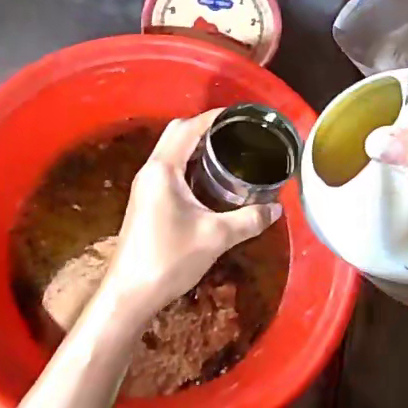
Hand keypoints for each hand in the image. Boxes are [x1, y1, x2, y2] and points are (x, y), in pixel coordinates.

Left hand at [100, 110, 282, 315]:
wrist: (131, 292)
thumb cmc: (170, 259)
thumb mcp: (217, 237)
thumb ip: (249, 219)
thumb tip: (276, 209)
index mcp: (163, 170)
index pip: (188, 128)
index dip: (214, 117)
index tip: (239, 116)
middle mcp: (150, 172)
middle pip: (176, 134)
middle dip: (204, 128)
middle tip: (236, 134)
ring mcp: (144, 188)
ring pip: (170, 154)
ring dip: (195, 148)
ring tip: (227, 152)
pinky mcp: (145, 203)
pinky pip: (168, 172)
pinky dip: (187, 166)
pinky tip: (208, 181)